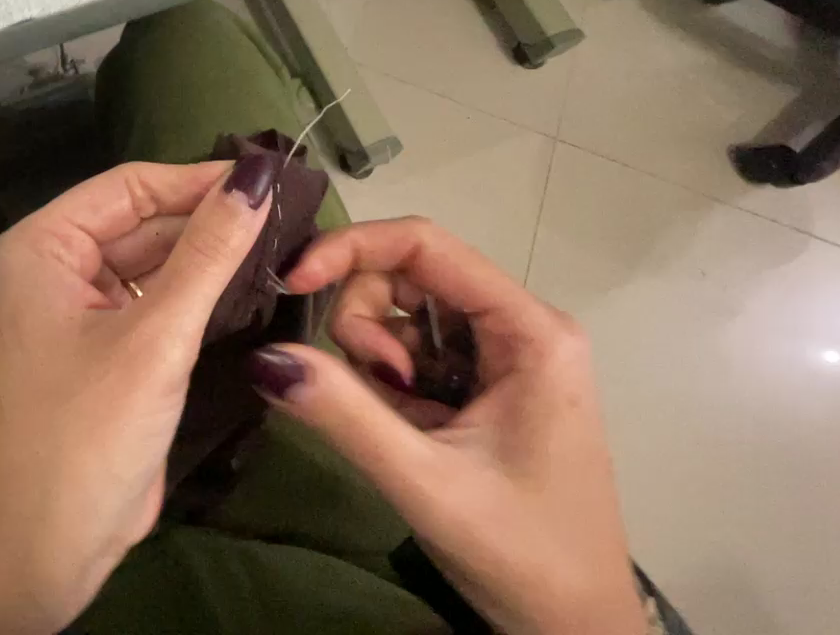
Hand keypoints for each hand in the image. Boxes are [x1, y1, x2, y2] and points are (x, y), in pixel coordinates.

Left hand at [0, 156, 276, 634]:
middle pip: (143, 221)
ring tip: (286, 241)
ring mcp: (82, 304)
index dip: (198, 178)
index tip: (272, 177)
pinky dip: (199, 292)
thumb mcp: (156, 336)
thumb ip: (208, 253)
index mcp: (44, 244)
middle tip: (292, 212)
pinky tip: (252, 284)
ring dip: (209, 256)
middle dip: (209, 218)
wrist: (53, 543)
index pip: (130, 187)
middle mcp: (57, 264)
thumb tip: (257, 176)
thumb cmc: (91, 430)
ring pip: (155, 260)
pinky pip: (157, 297)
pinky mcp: (108, 341)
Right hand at [249, 217, 645, 634]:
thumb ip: (345, 413)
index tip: (293, 281)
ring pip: (396, 309)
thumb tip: (263, 356)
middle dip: (362, 319)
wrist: (576, 630)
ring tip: (394, 418)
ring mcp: (495, 351)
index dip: (349, 248)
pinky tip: (401, 423)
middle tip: (370, 386)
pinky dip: (380, 376)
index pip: (423, 244)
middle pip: (403, 273)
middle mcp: (514, 324)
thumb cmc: (524, 554)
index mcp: (528, 330)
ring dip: (369, 352)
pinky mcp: (475, 379)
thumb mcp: (426, 483)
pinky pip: (404, 347)